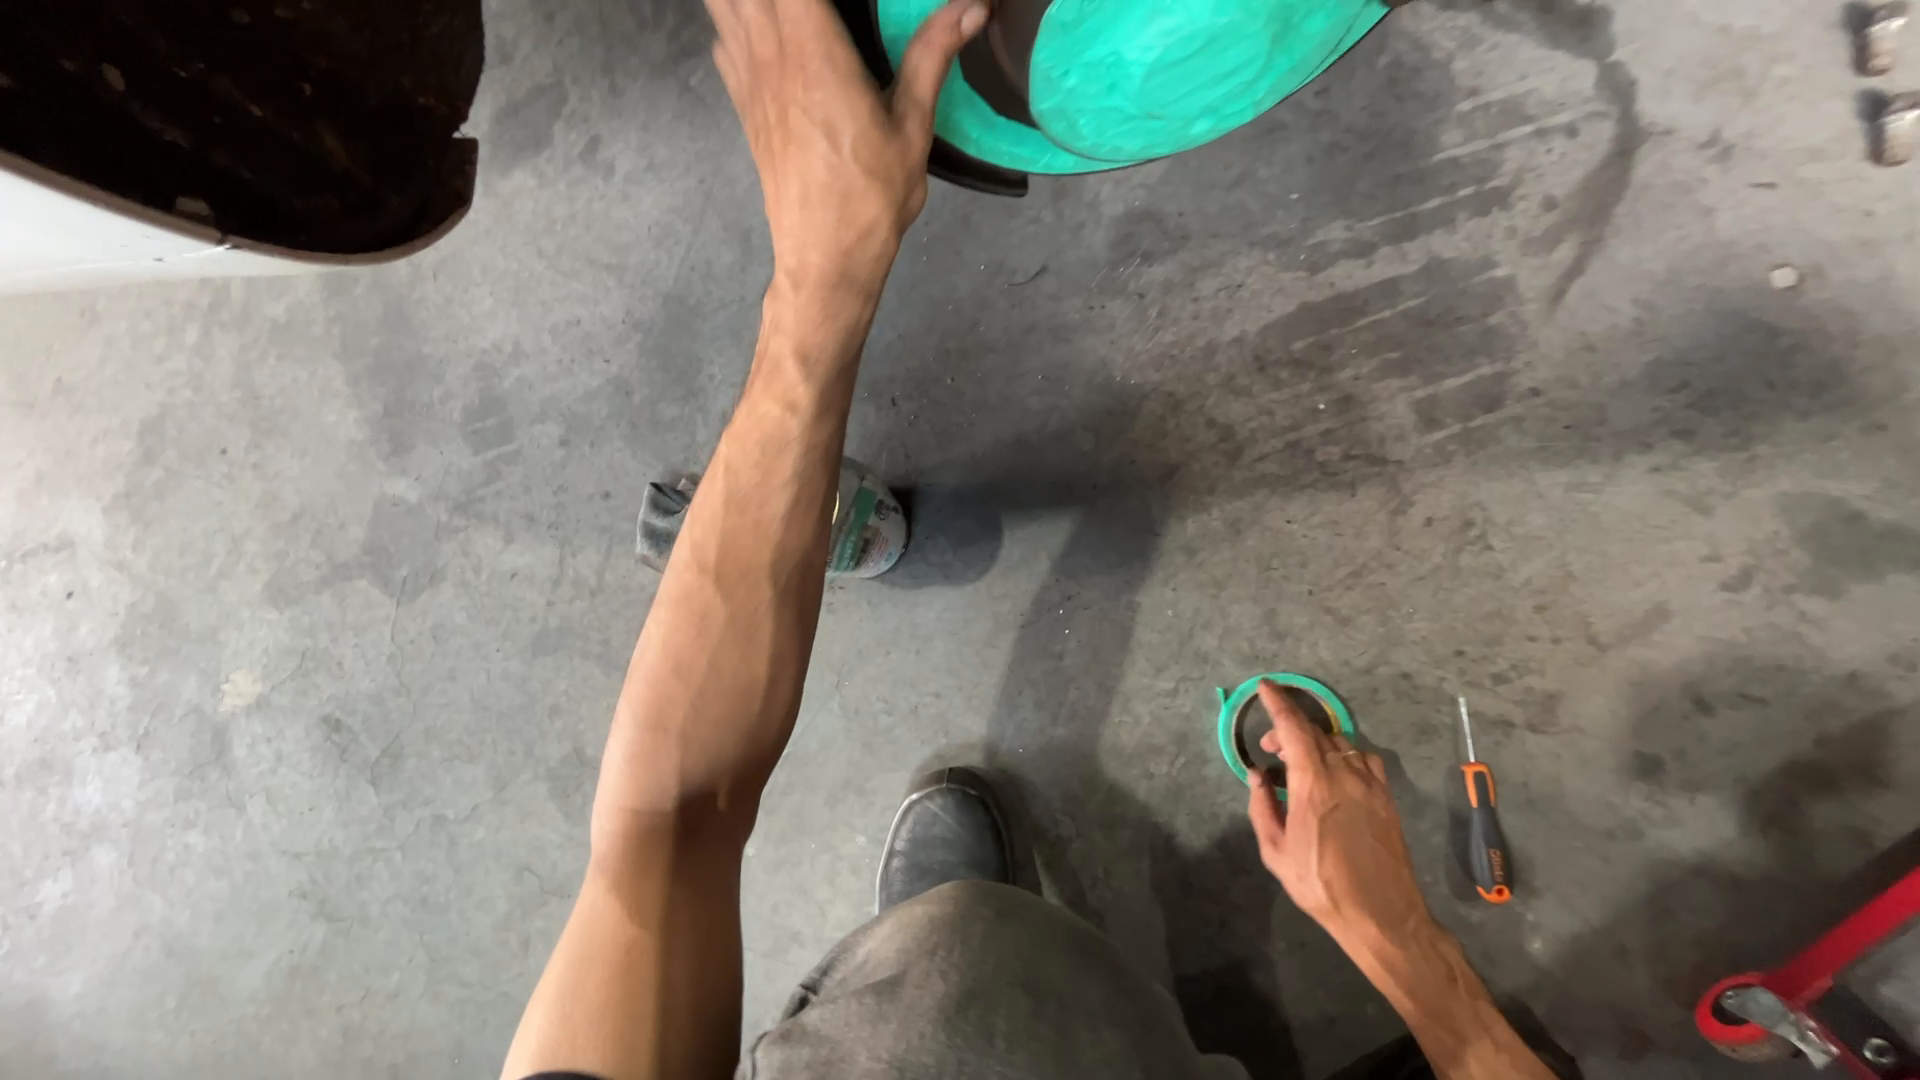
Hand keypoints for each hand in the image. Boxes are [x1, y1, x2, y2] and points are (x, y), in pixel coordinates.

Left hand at [707, 0, 987, 298]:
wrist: (826, 259)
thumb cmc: (873, 200)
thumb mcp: (912, 130)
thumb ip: (932, 57)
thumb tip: (973, 5)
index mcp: (816, 51)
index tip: (842, 0)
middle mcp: (771, 55)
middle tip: (819, 11)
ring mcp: (750, 81)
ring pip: (723, 5)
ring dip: (750, 0)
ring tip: (789, 14)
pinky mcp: (744, 107)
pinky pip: (722, 41)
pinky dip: (735, 20)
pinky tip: (763, 29)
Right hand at [1246, 681, 1436, 948]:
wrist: (1382, 916)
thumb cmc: (1321, 885)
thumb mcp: (1275, 851)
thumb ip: (1262, 806)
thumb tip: (1258, 775)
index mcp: (1313, 785)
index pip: (1294, 728)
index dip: (1277, 703)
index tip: (1264, 687)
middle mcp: (1344, 775)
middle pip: (1315, 731)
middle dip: (1288, 728)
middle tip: (1270, 748)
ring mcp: (1371, 785)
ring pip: (1340, 743)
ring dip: (1314, 741)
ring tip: (1299, 763)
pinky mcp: (1387, 798)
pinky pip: (1364, 760)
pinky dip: (1343, 755)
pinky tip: (1335, 774)